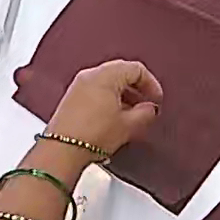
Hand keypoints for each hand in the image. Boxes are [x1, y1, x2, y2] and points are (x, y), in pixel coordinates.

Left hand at [46, 60, 162, 157]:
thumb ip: (146, 113)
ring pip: (108, 82)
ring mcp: (78, 86)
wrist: (62, 150)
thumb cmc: (93, 135)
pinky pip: (95, 92)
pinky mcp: (71, 99)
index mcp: (106, 75)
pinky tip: (115, 118)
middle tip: (147, 104)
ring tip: (133, 114)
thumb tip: (150, 109)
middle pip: (121, 72)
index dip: (151, 84)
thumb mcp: (129, 125)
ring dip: (124, 95)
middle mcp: (90, 75)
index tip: (156, 99)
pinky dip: (109, 100)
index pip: (136, 69)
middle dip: (137, 88)